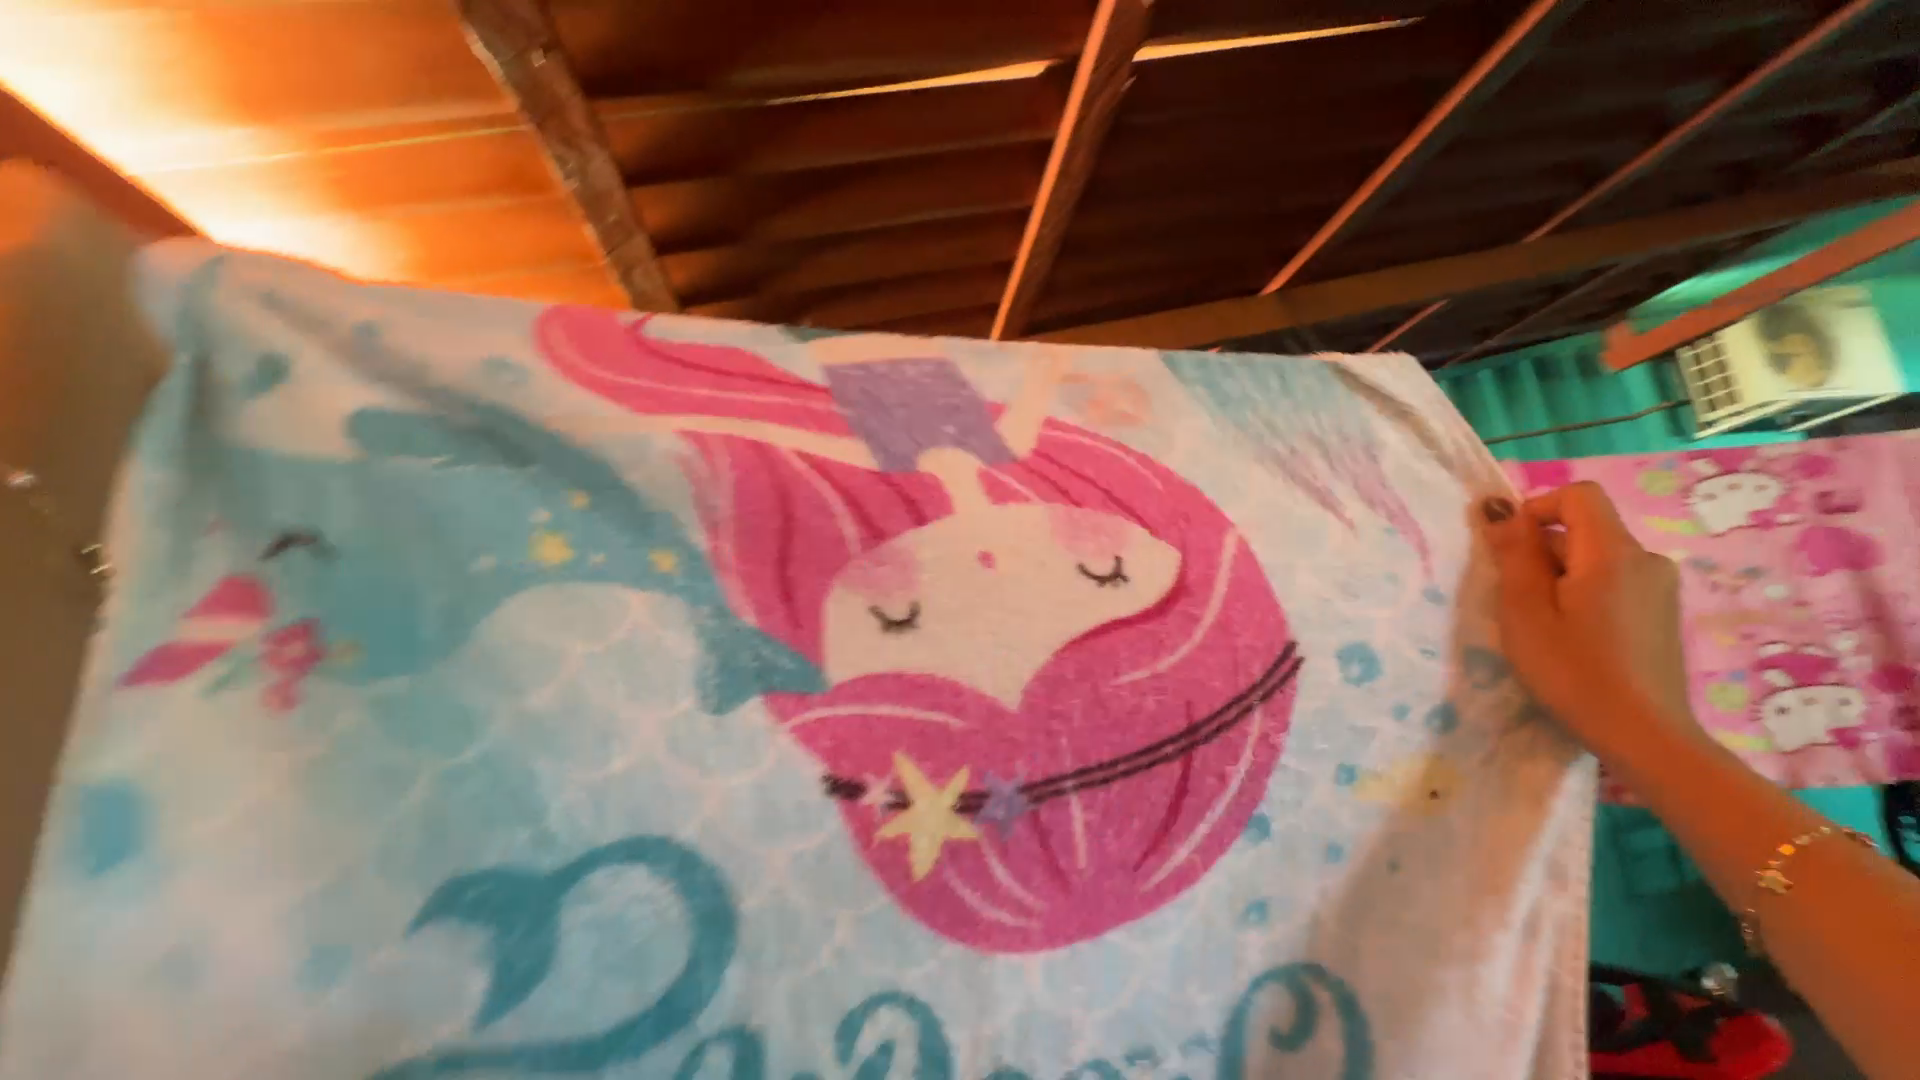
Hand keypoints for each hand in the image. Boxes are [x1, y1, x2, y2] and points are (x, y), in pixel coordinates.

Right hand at [1479, 482, 1705, 763]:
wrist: (1644, 736)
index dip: (1537, 509)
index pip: (1578, 495)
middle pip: (1585, 529)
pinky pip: (1614, 583)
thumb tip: (1500, 510)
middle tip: (1519, 603)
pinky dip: (1584, 596)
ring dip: (1561, 578)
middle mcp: (1646, 559)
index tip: (1511, 550)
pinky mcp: (1662, 613)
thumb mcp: (1525, 612)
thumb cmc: (1573, 672)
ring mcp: (1660, 588)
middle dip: (1543, 552)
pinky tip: (1576, 640)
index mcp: (1613, 553)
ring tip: (1546, 627)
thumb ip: (1515, 555)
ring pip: (1596, 559)